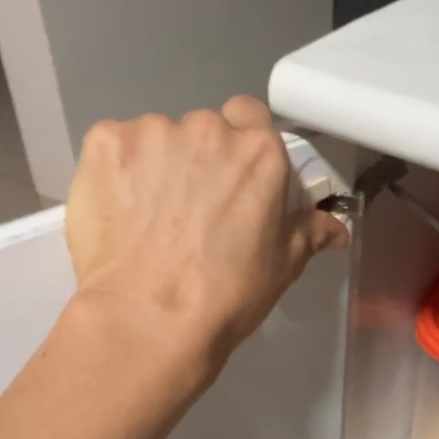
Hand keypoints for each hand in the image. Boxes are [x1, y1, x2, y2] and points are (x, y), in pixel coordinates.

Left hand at [65, 96, 347, 363]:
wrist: (148, 320)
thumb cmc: (226, 297)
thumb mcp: (282, 266)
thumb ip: (308, 232)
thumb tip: (334, 227)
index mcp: (259, 152)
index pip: (251, 118)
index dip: (241, 146)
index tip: (232, 179)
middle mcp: (208, 129)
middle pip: (205, 130)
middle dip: (199, 160)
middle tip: (191, 209)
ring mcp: (152, 132)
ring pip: (158, 138)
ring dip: (157, 165)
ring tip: (149, 217)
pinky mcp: (104, 143)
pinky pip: (114, 146)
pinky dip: (116, 171)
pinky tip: (117, 209)